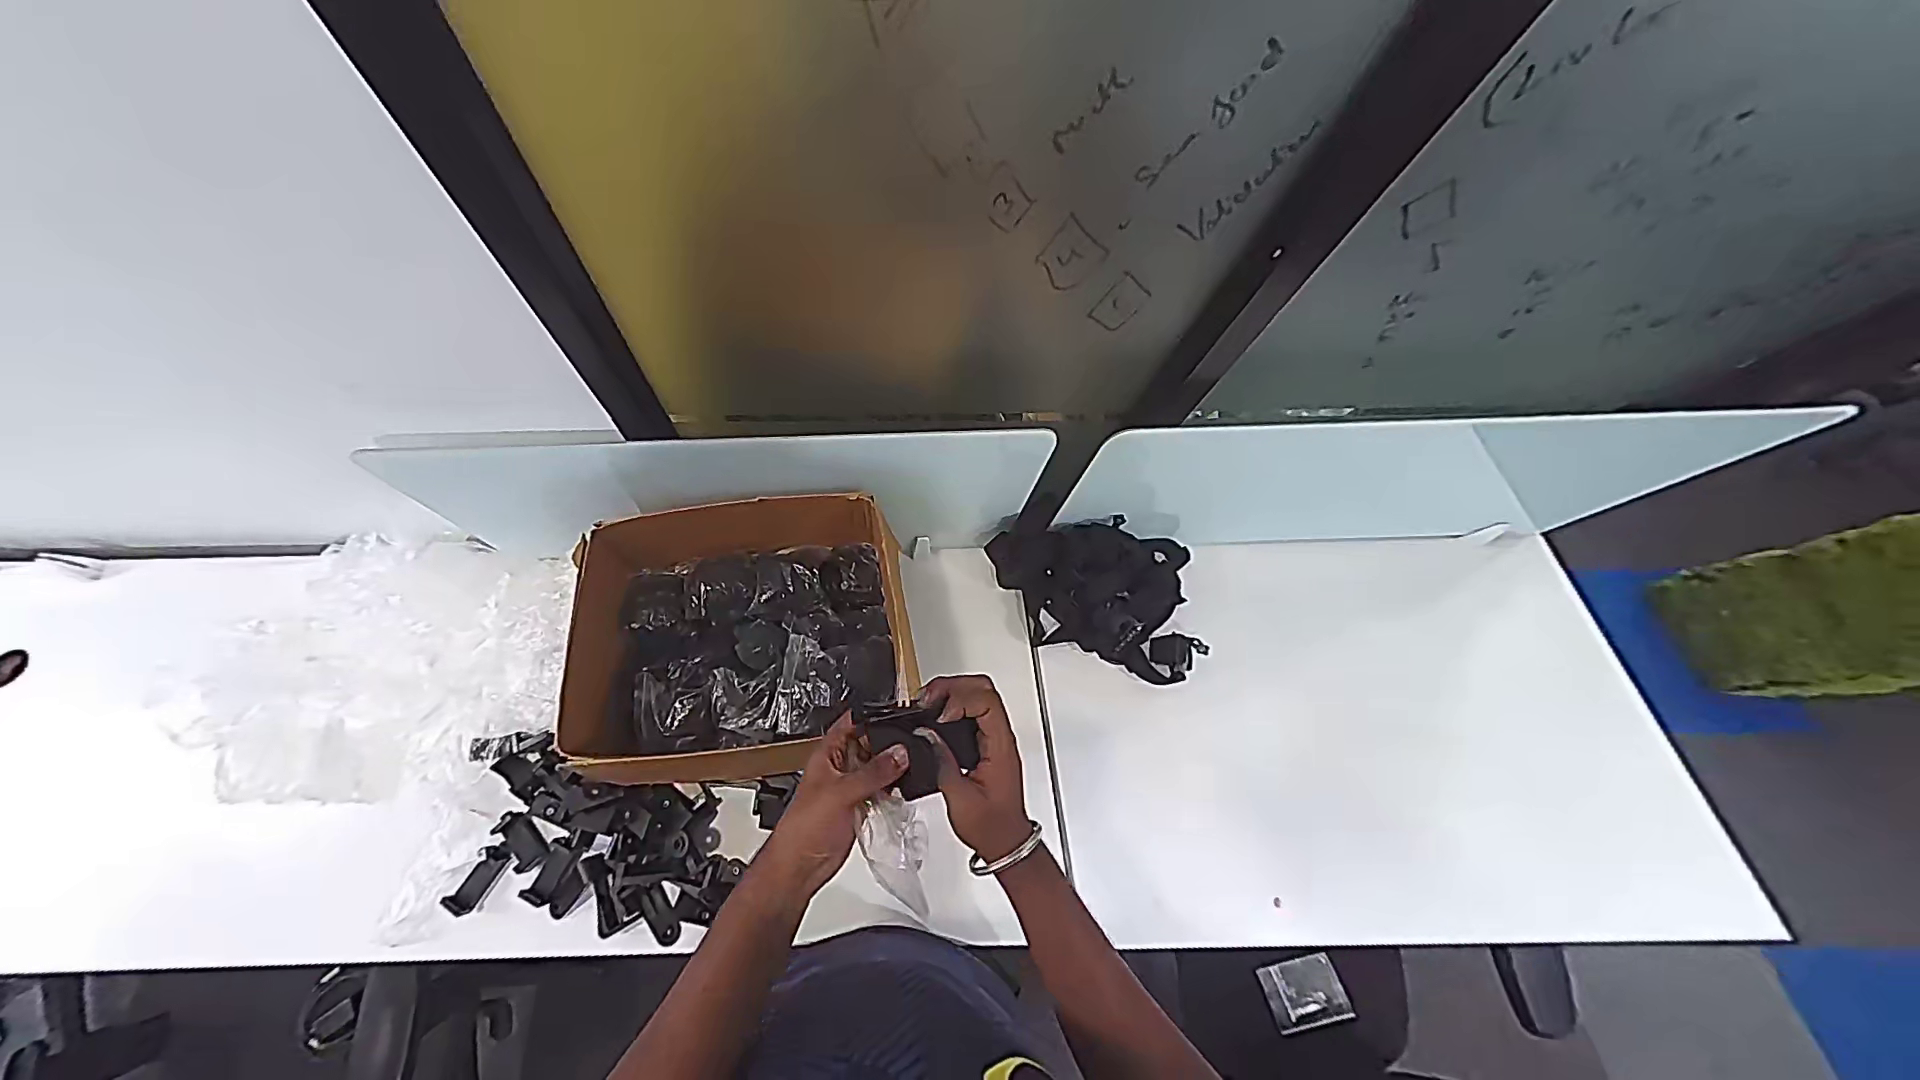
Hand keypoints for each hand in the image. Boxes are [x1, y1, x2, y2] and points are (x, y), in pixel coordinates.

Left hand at [751, 711, 909, 900]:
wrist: (801, 866)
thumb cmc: (803, 827)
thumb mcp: (841, 793)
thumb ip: (872, 773)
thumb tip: (898, 754)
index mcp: (828, 755)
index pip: (850, 723)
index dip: (869, 714)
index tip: (895, 710)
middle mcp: (840, 767)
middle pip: (868, 743)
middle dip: (888, 741)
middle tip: (910, 740)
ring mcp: (850, 786)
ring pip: (876, 767)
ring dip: (892, 766)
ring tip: (911, 763)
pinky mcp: (860, 805)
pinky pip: (881, 788)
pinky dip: (893, 786)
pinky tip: (904, 787)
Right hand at [918, 675, 1031, 861]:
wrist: (1006, 841)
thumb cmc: (990, 826)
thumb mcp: (959, 797)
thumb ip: (942, 762)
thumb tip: (927, 735)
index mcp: (1000, 746)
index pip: (986, 701)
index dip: (959, 700)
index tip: (939, 715)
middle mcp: (1002, 736)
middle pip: (984, 688)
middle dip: (953, 685)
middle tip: (928, 697)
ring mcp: (996, 737)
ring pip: (980, 695)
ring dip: (953, 692)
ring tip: (929, 702)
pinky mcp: (988, 742)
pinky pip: (974, 710)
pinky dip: (954, 704)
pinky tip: (937, 714)